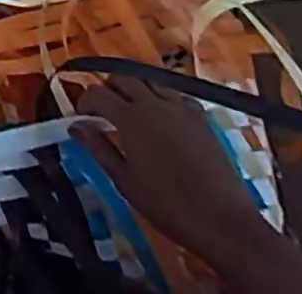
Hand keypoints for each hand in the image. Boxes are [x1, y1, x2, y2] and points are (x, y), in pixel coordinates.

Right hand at [71, 77, 301, 292]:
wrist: (226, 224)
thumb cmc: (169, 206)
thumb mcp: (125, 181)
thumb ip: (98, 148)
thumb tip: (76, 127)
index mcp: (130, 118)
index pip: (96, 92)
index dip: (84, 101)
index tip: (82, 117)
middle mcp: (153, 105)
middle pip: (122, 77)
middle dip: (108, 88)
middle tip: (104, 109)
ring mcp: (181, 109)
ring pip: (149, 80)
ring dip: (135, 88)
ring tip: (132, 109)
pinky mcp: (202, 119)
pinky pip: (176, 95)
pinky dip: (163, 98)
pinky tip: (163, 117)